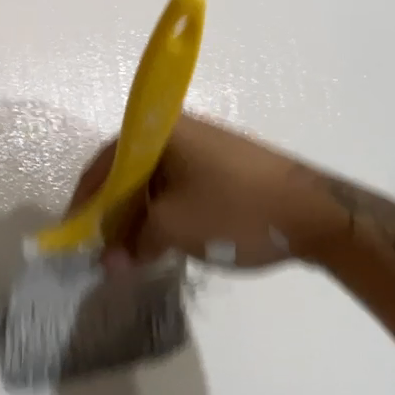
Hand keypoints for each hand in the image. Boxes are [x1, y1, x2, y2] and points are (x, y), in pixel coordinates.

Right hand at [68, 115, 342, 269]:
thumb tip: (109, 263)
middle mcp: (179, 131)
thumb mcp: (173, 228)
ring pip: (155, 182)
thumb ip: (133, 243)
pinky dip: (166, 212)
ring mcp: (206, 149)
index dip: (86, 200)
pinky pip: (180, 187)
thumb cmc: (235, 211)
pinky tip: (169, 239)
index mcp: (160, 131)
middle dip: (114, 212)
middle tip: (106, 246)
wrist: (319, 214)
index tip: (75, 233)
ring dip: (141, 215)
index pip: (105, 163)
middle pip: (129, 171)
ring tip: (135, 249)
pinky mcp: (226, 168)